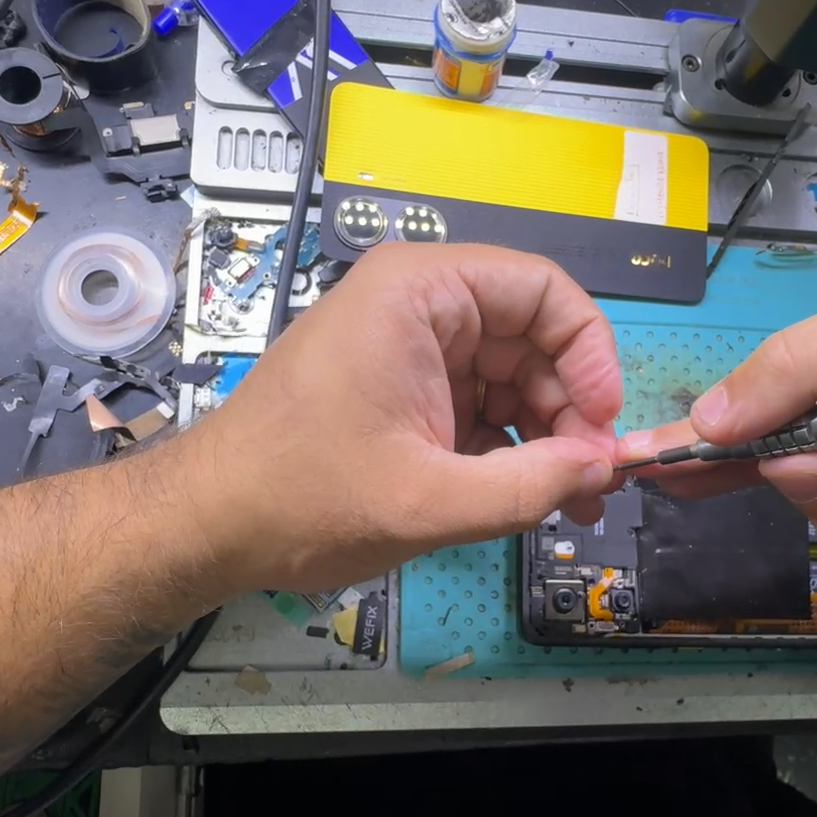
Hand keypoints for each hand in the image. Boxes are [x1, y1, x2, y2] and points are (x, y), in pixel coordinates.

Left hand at [173, 242, 621, 594]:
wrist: (212, 526)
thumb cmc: (304, 499)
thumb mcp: (427, 500)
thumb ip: (529, 485)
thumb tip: (603, 469)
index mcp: (419, 292)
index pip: (542, 290)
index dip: (589, 355)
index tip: (603, 426)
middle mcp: (419, 305)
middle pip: (532, 338)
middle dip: (569, 410)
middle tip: (590, 483)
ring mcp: (412, 349)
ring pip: (512, 378)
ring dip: (545, 437)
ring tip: (570, 503)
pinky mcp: (407, 391)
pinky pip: (480, 406)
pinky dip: (509, 449)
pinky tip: (528, 496)